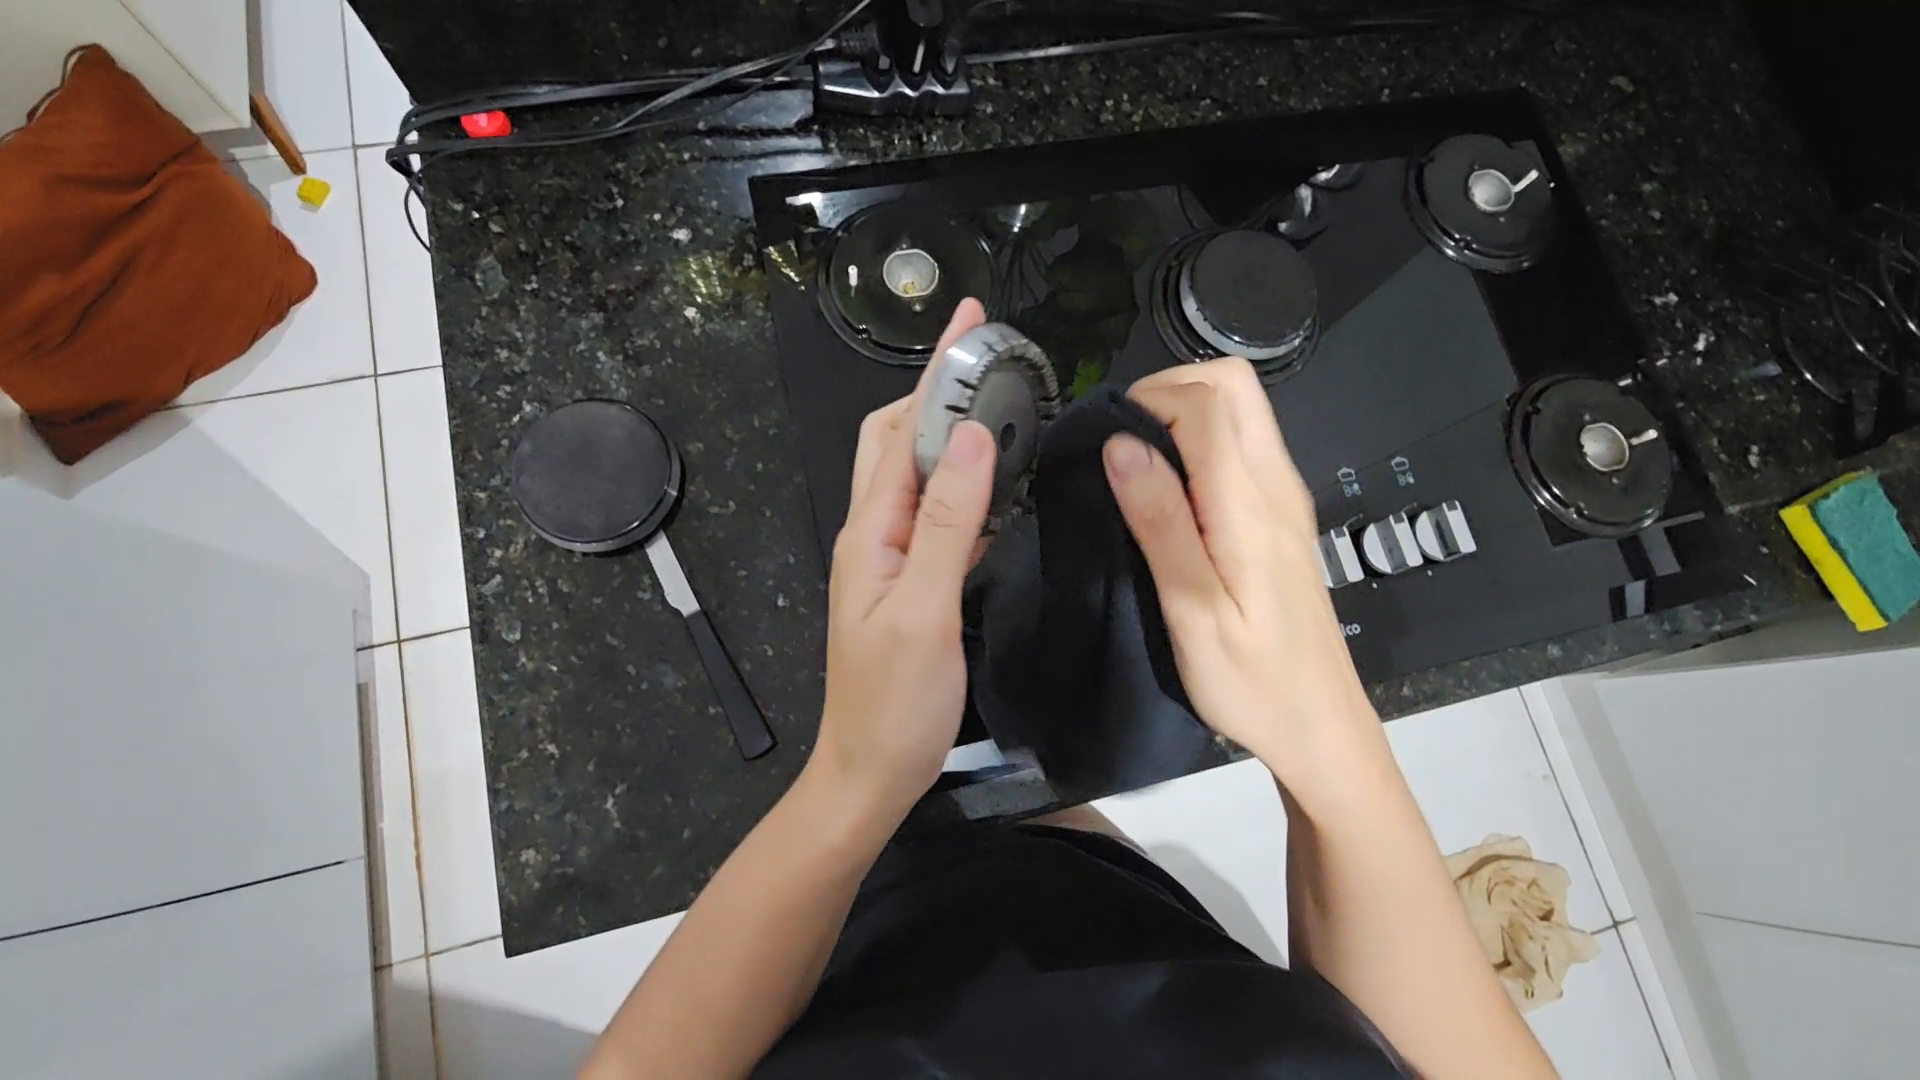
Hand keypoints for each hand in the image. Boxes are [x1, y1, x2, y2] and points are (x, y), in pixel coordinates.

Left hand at [811, 299, 994, 816]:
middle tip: (989, 363)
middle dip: (936, 392)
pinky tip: (998, 485)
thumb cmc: (894, 703)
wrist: (870, 772)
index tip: (971, 322)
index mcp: (870, 530)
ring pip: (918, 475)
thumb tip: (977, 438)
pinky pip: (937, 515)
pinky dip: (966, 486)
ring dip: (953, 435)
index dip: (936, 373)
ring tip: (1001, 408)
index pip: (903, 432)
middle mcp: (873, 532)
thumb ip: (946, 523)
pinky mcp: (910, 581)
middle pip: (897, 441)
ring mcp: (889, 558)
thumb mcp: (922, 611)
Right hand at [1103, 357, 1372, 773]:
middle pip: (1233, 384)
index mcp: (1250, 504)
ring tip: (1136, 465)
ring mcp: (1284, 497)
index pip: (1206, 401)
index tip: (1105, 443)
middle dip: (1168, 390)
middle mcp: (1275, 484)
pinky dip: (1199, 441)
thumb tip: (1122, 445)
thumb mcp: (1193, 612)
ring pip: (1240, 410)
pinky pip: (1242, 445)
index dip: (1148, 399)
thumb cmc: (1250, 681)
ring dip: (1183, 413)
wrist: (1320, 725)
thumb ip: (1160, 523)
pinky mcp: (1281, 516)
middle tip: (1121, 441)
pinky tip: (1168, 492)